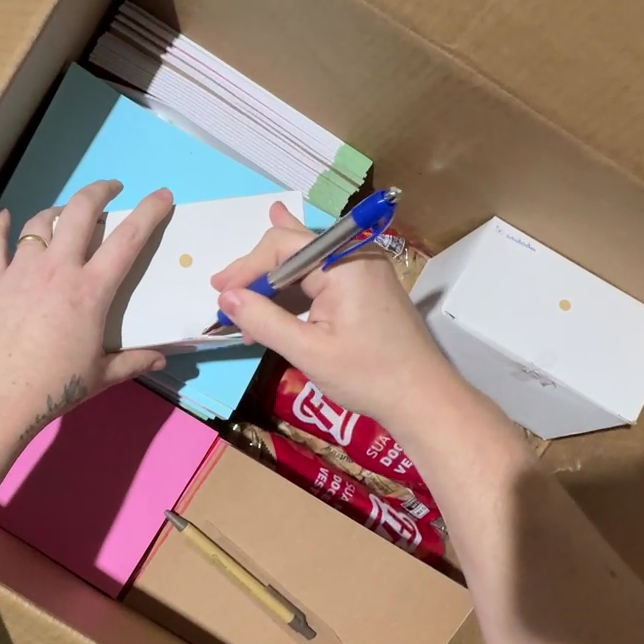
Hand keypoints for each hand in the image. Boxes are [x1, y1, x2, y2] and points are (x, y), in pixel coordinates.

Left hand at [0, 179, 173, 443]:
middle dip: (99, 190)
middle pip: (80, 212)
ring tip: (66, 213)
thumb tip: (161, 359)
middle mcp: (57, 270)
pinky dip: (1, 227)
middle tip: (112, 188)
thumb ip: (134, 361)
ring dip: (57, 210)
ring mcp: (22, 272)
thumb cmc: (55, 388)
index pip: (128, 240)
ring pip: (39, 223)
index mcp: (91, 290)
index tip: (162, 195)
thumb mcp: (102, 376)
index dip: (149, 212)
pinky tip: (5, 217)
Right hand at [210, 200, 459, 430]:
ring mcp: (363, 271)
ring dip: (271, 279)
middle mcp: (355, 256)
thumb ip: (265, 320)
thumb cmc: (368, 376)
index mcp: (344, 264)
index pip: (282, 246)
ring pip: (304, 260)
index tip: (220, 294)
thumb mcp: (308, 352)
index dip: (246, 268)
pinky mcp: (365, 288)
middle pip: (292, 246)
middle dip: (255, 269)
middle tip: (221, 290)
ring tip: (239, 291)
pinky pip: (321, 275)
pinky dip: (292, 286)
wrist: (422, 398)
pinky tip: (274, 279)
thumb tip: (226, 298)